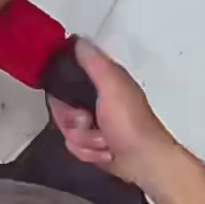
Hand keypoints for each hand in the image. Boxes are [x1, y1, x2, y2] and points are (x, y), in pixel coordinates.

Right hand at [47, 39, 181, 187]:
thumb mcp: (112, 87)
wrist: (142, 162)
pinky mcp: (94, 142)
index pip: (65, 81)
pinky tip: (104, 151)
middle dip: (73, 123)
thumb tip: (79, 41)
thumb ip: (94, 63)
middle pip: (62, 109)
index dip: (62, 96)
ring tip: (103, 140)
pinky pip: (75, 147)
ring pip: (68, 130)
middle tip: (89, 122)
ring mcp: (95, 122)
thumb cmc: (133, 126)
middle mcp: (97, 100)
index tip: (71, 104)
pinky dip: (89, 152)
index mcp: (103, 82)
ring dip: (84, 140)